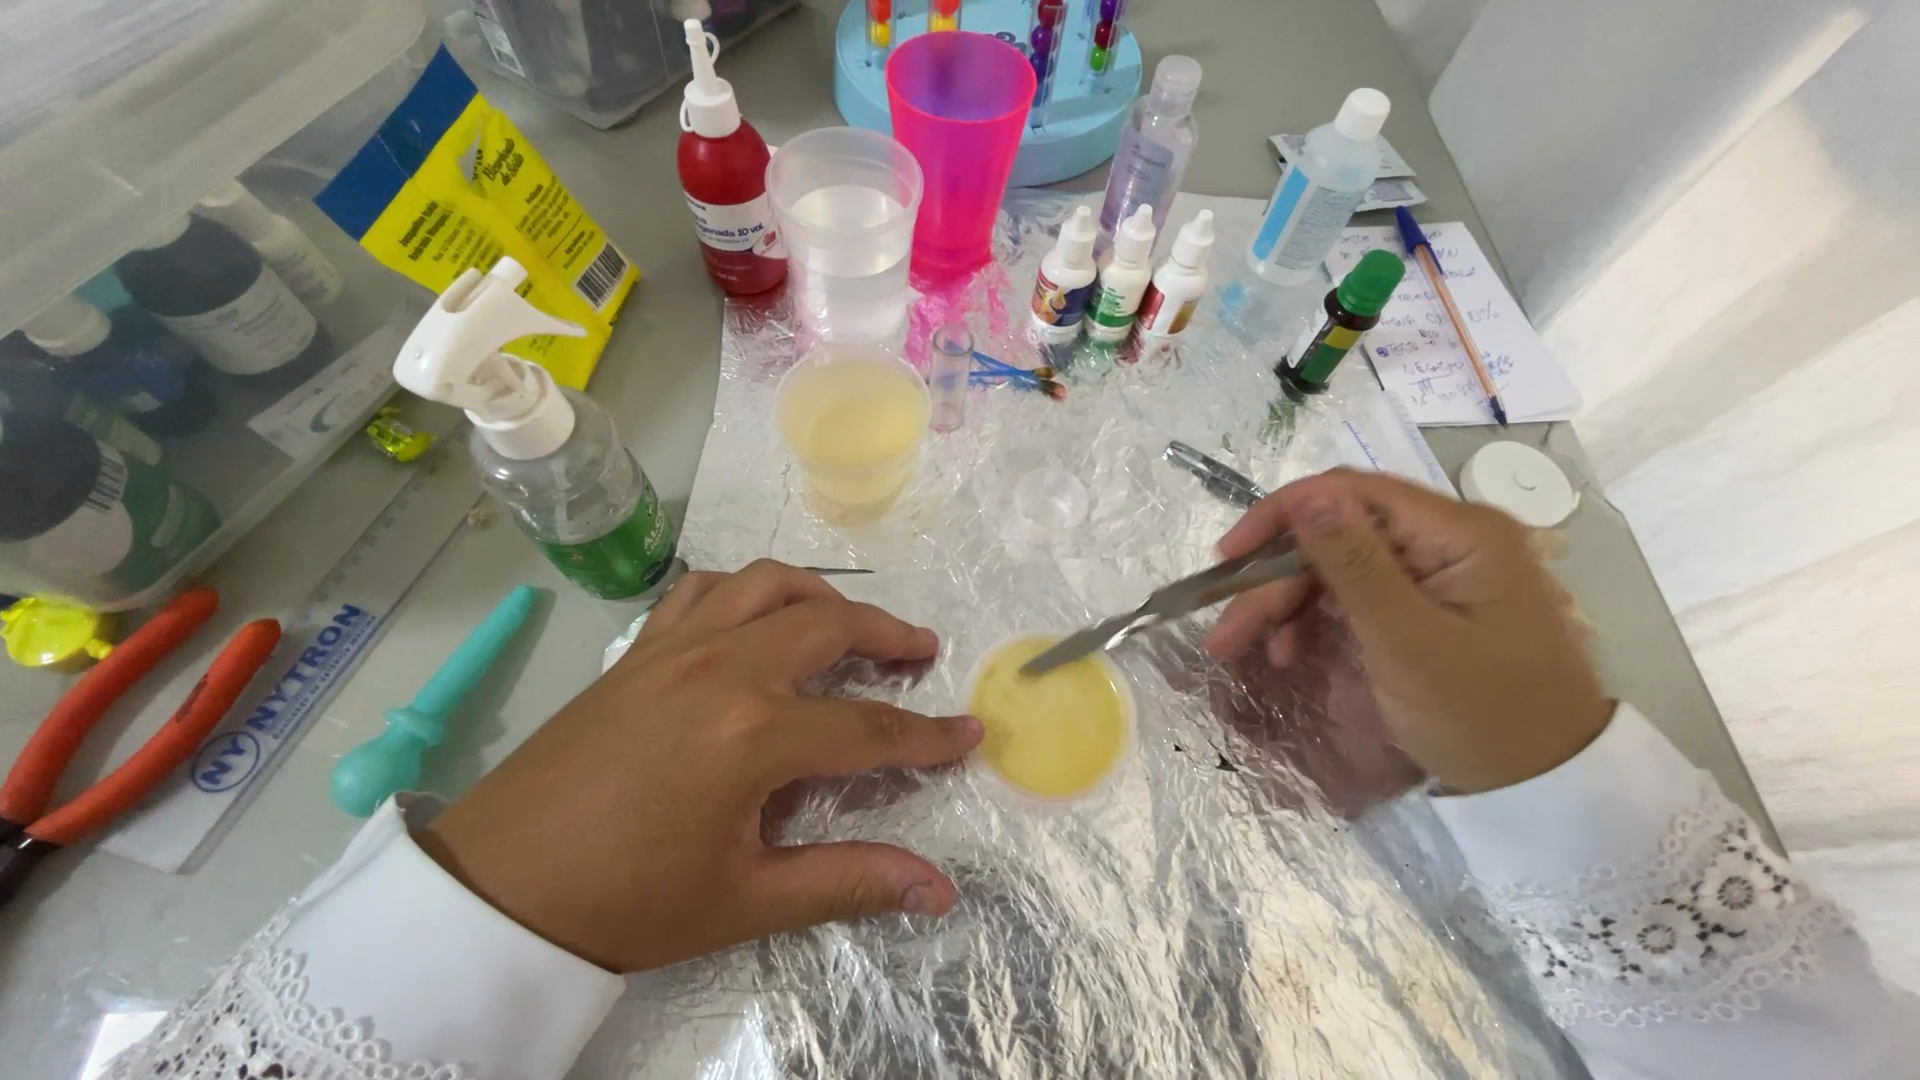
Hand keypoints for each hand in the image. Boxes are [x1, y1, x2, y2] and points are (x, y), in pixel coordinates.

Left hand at [417, 561, 983, 972]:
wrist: (498, 889)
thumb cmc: (626, 902)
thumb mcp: (747, 901)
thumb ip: (850, 881)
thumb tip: (940, 890)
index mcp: (755, 735)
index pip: (870, 727)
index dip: (927, 735)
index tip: (968, 733)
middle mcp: (724, 669)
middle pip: (830, 625)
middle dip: (889, 634)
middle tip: (921, 653)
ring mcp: (677, 647)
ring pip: (768, 584)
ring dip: (821, 595)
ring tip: (847, 623)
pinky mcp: (640, 648)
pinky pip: (702, 588)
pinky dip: (744, 590)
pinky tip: (754, 617)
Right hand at [1202, 469, 1610, 794]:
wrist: (1550, 788)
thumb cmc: (1484, 718)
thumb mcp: (1408, 643)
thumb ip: (1355, 564)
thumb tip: (1306, 496)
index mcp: (1458, 532)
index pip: (1349, 492)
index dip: (1279, 516)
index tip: (1226, 559)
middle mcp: (1448, 537)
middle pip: (1335, 534)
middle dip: (1272, 580)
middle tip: (1226, 632)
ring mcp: (1437, 571)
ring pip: (1335, 566)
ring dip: (1283, 603)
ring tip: (1243, 648)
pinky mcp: (1426, 603)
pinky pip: (1353, 594)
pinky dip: (1313, 619)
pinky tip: (1288, 650)